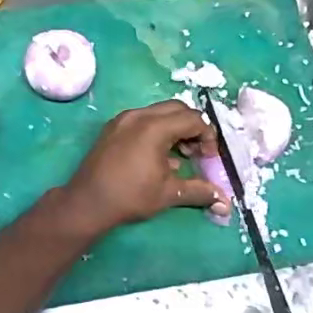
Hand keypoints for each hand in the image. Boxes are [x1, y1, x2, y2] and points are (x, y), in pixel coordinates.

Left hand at [55, 100, 225, 235]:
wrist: (87, 202)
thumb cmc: (130, 196)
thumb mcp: (169, 194)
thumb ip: (200, 191)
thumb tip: (225, 202)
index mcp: (154, 127)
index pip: (193, 119)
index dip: (207, 136)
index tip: (209, 158)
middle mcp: (137, 116)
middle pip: (176, 109)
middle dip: (192, 127)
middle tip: (197, 152)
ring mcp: (121, 120)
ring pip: (158, 112)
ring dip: (174, 128)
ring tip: (179, 155)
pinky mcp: (111, 128)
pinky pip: (141, 119)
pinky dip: (155, 130)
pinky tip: (157, 156)